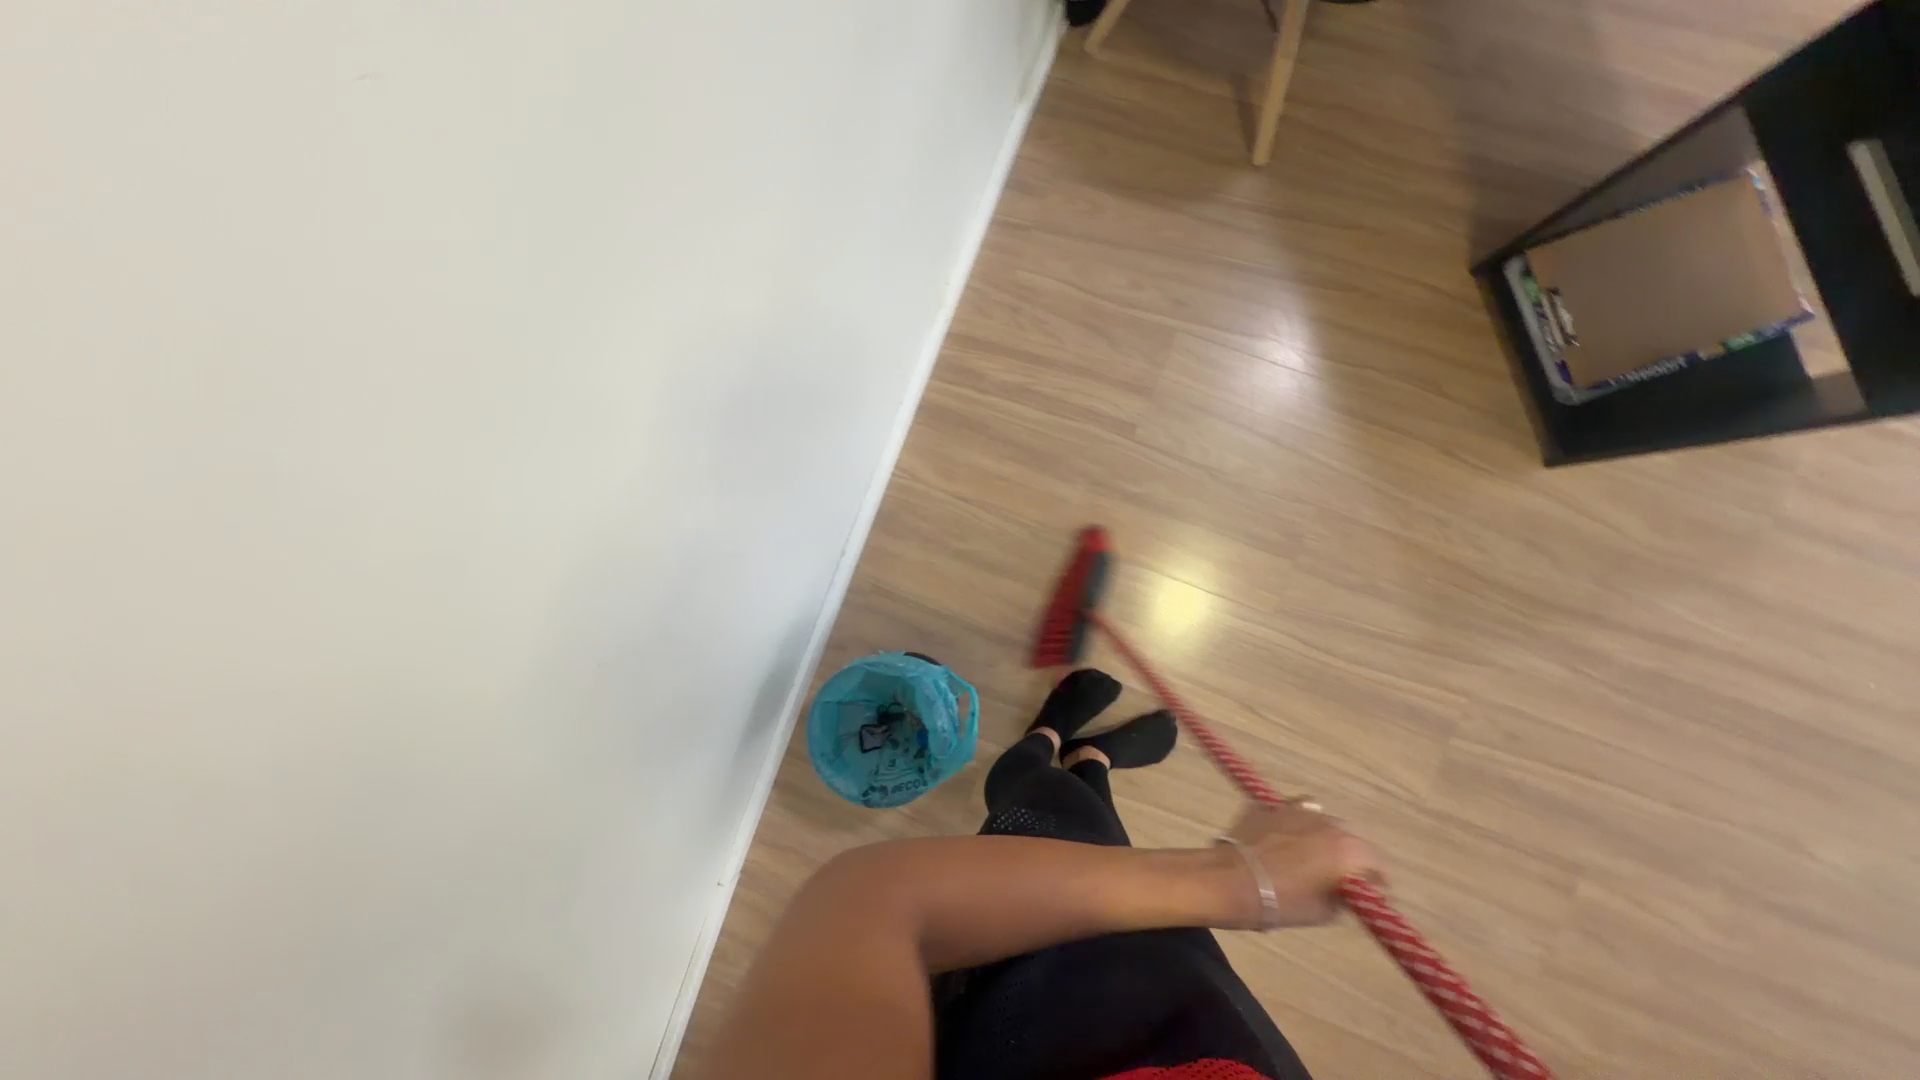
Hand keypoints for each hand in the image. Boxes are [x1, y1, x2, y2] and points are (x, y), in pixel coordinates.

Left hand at [1216, 801, 1383, 929]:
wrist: (1229, 880)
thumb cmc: (1280, 902)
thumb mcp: (1322, 912)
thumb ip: (1342, 899)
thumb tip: (1346, 893)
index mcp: (1347, 849)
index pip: (1377, 864)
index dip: (1376, 882)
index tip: (1369, 896)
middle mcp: (1326, 822)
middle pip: (1349, 838)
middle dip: (1348, 857)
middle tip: (1338, 878)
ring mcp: (1294, 808)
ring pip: (1320, 819)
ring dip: (1322, 836)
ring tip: (1311, 855)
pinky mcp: (1267, 805)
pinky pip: (1289, 811)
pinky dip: (1292, 823)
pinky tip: (1284, 838)